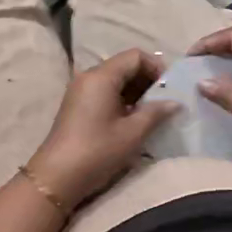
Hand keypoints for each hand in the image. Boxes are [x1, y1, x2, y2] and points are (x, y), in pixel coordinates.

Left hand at [27, 49, 177, 206]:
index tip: (170, 88)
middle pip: (124, 66)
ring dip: (135, 91)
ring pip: (114, 80)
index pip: (134, 56)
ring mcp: (80, 91)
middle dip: (147, 80)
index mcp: (101, 76)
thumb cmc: (97, 151)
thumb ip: (155, 113)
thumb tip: (174, 102)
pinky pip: (104, 92)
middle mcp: (88, 77)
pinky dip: (121, 100)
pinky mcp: (77, 105)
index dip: (156, 67)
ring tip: (152, 113)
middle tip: (164, 102)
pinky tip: (133, 119)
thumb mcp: (132, 133)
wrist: (57, 175)